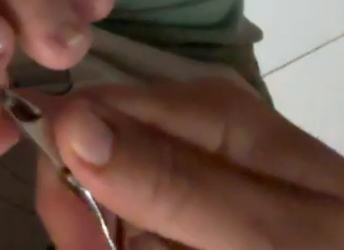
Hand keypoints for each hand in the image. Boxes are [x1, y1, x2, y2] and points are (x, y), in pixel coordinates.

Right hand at [34, 81, 343, 249]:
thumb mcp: (282, 240)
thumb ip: (174, 183)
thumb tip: (65, 120)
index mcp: (203, 109)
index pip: (83, 111)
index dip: (61, 173)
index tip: (80, 245)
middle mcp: (179, 130)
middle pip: (79, 160)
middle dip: (83, 223)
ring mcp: (177, 175)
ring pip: (95, 205)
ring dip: (103, 244)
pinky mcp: (178, 218)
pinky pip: (127, 232)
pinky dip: (121, 249)